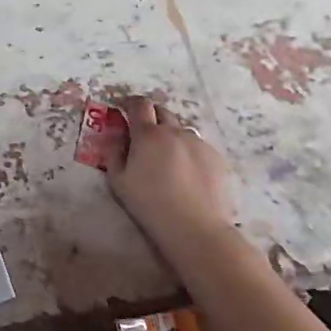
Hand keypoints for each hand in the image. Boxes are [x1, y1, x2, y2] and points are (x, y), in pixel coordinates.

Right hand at [106, 97, 238, 260]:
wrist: (195, 227)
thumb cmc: (149, 204)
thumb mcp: (118, 180)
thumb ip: (114, 151)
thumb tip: (116, 135)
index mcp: (148, 134)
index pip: (139, 104)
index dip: (130, 103)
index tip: (123, 109)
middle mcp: (174, 131)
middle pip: (162, 111)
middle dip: (150, 116)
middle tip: (143, 134)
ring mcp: (198, 143)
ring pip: (181, 130)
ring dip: (170, 136)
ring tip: (167, 159)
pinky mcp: (216, 157)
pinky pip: (198, 146)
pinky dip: (188, 152)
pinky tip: (187, 174)